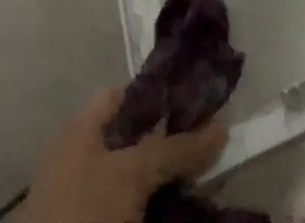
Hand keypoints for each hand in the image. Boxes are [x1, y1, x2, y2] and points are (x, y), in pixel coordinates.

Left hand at [23, 87, 226, 222]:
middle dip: (178, 138)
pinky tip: (201, 204)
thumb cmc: (84, 214)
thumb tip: (222, 128)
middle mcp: (88, 162)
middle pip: (141, 138)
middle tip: (217, 140)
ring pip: (148, 177)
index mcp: (81, 135)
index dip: (159, 93)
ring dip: (180, 175)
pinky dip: (172, 204)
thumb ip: (176, 148)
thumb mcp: (132, 174)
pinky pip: (148, 207)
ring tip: (217, 173)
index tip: (198, 99)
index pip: (123, 96)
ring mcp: (98, 200)